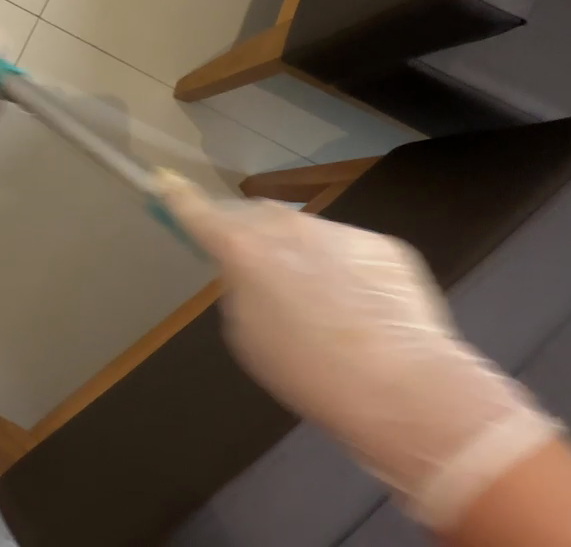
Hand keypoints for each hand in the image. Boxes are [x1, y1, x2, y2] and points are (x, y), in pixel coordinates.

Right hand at [152, 173, 559, 529]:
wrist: (404, 388)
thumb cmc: (306, 370)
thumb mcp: (245, 334)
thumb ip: (238, 289)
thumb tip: (248, 273)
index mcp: (240, 247)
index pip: (197, 210)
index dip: (177, 196)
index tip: (165, 182)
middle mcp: (284, 226)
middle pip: (252, 216)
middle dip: (246, 232)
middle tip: (254, 268)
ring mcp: (336, 230)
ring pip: (302, 233)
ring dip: (298, 253)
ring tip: (319, 302)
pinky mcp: (382, 244)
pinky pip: (346, 250)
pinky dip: (343, 270)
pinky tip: (361, 309)